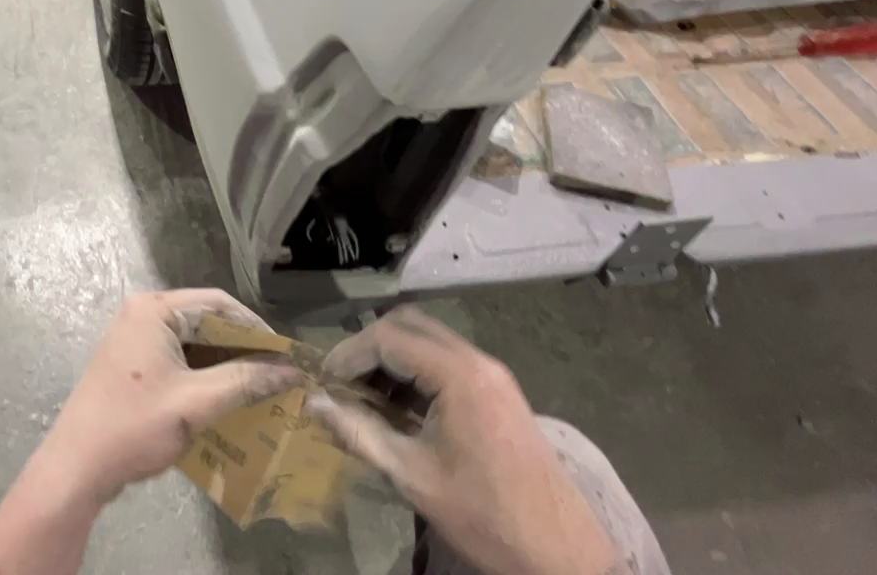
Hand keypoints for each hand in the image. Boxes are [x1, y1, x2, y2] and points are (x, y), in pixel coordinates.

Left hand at [31, 289, 302, 503]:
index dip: (255, 328)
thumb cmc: (135, 426)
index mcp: (154, 309)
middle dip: (241, 347)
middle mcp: (143, 312)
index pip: (218, 304)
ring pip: (193, 340)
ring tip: (260, 386)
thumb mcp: (197, 403)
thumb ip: (246, 381)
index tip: (286, 355)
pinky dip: (204, 372)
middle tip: (278, 373)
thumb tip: (291, 371)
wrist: (78, 466)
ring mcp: (135, 336)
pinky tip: (228, 396)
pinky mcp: (133, 360)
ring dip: (224, 361)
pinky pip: (178, 356)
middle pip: (205, 319)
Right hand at [309, 307, 618, 574]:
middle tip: (341, 382)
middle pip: (407, 324)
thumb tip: (312, 403)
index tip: (324, 383)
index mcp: (458, 375)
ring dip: (391, 357)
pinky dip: (415, 370)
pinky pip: (445, 360)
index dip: (348, 354)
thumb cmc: (485, 515)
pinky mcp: (498, 391)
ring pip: (427, 338)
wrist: (564, 555)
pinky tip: (400, 407)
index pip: (387, 337)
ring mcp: (492, 374)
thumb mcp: (412, 476)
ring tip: (365, 396)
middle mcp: (477, 361)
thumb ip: (358, 432)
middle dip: (367, 347)